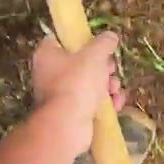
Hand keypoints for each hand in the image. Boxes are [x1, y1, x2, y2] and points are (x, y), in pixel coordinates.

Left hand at [29, 31, 123, 154]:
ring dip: (107, 85)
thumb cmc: (76, 83)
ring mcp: (59, 94)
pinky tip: (116, 105)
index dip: (82, 39)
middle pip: (81, 62)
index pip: (62, 38)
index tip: (99, 44)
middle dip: (102, 66)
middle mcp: (49, 72)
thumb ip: (104, 42)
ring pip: (89, 83)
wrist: (66, 126)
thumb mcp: (94, 55)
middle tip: (111, 69)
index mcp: (47, 53)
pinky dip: (104, 102)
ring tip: (114, 90)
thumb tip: (110, 36)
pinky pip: (90, 101)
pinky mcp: (70, 112)